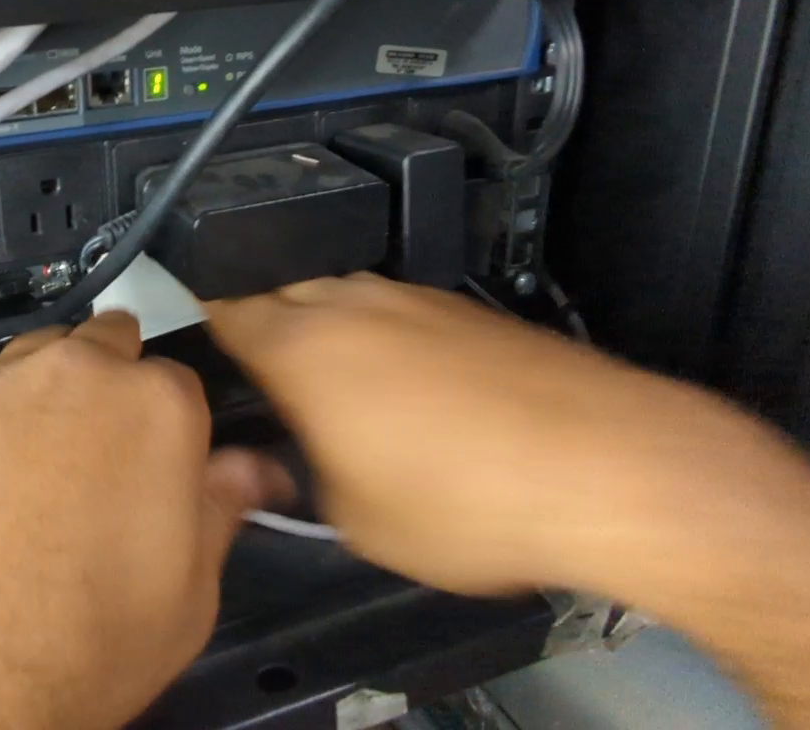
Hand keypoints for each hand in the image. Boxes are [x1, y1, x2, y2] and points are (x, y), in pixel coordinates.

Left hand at [0, 311, 288, 729]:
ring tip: (37, 467)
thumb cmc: (81, 639)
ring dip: (51, 391)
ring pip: (40, 357)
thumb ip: (219, 510)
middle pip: (109, 341)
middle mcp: (76, 369)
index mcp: (153, 404)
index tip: (160, 472)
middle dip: (114, 381)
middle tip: (100, 457)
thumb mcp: (183, 598)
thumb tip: (253, 467)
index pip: (181, 383)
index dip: (174, 429)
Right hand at [209, 274, 795, 596]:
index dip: (199, 321)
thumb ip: (308, 474)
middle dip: (258, 323)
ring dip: (320, 328)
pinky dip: (378, 336)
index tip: (198, 340)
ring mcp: (409, 299)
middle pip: (275, 291)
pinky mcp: (461, 309)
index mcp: (302, 347)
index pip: (223, 308)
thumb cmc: (470, 500)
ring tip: (333, 383)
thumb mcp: (356, 519)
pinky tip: (404, 387)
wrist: (611, 469)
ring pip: (335, 297)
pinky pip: (392, 309)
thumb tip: (309, 458)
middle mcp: (348, 305)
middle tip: (260, 372)